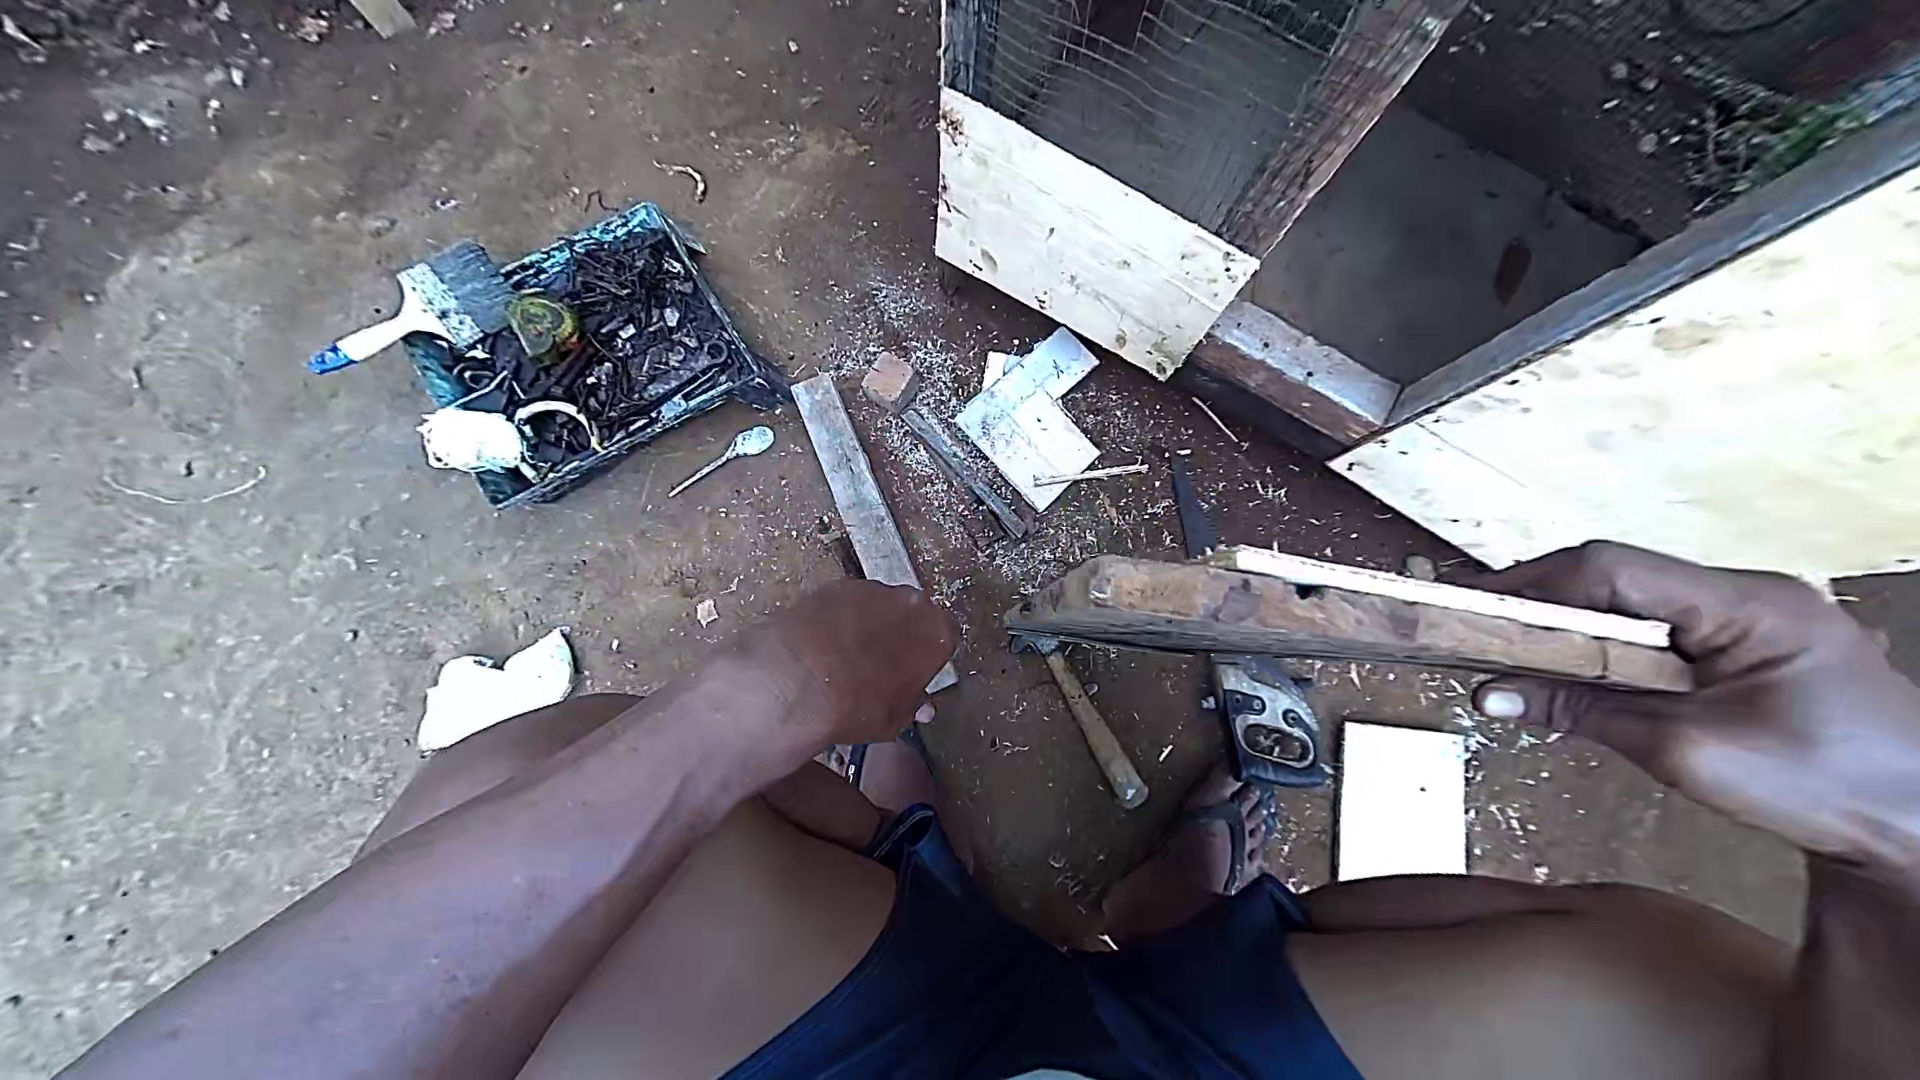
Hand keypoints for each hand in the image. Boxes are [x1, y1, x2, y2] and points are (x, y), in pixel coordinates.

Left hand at [719, 579, 956, 753]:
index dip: (928, 656)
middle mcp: (910, 602)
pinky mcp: (837, 585)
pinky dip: (840, 618)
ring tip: (848, 656)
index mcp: (936, 632)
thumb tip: (919, 706)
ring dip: (869, 625)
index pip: (944, 637)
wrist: (798, 680)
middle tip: (882, 665)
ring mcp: (872, 590)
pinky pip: (847, 602)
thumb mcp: (893, 719)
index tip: (915, 671)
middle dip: (901, 635)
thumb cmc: (853, 703)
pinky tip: (826, 644)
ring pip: (879, 606)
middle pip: (913, 615)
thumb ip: (912, 705)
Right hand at [1472, 542, 1919, 873]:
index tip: (1475, 609)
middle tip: (1483, 628)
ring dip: (1566, 619)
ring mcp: (1746, 611)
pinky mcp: (1739, 636)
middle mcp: (1746, 592)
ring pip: (1623, 594)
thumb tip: (1486, 695)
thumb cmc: (1827, 791)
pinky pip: (1646, 619)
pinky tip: (1570, 659)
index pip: (1611, 568)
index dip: (1534, 583)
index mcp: (1749, 606)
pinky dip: (1596, 635)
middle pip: (1611, 574)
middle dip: (1541, 599)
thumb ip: (1577, 711)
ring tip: (1513, 645)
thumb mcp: (1682, 751)